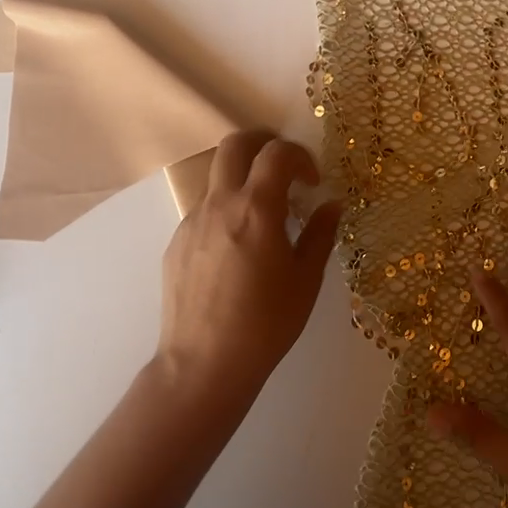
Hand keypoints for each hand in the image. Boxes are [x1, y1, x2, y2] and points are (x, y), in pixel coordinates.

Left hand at [154, 130, 341, 399]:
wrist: (204, 365)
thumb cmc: (266, 323)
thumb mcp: (306, 279)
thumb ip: (320, 234)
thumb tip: (331, 206)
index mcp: (256, 208)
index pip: (276, 153)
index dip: (300, 156)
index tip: (313, 181)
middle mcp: (219, 204)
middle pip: (234, 145)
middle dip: (262, 142)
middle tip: (283, 165)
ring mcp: (191, 222)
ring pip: (216, 178)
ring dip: (242, 180)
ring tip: (263, 216)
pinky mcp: (176, 244)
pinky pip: (204, 212)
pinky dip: (226, 212)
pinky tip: (238, 251)